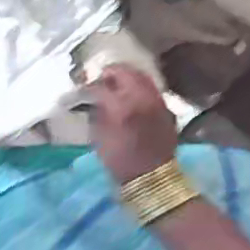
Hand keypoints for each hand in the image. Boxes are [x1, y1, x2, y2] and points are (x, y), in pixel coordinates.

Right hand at [88, 65, 178, 183]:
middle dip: (111, 73)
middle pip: (125, 71)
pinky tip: (132, 97)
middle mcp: (142, 97)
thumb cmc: (120, 161)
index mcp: (121, 106)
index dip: (89, 85)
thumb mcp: (99, 137)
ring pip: (141, 76)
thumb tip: (95, 99)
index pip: (101, 85)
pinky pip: (151, 89)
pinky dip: (139, 88)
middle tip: (101, 80)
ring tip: (117, 86)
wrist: (153, 178)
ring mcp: (157, 100)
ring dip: (127, 78)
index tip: (83, 88)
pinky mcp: (166, 108)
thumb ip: (97, 112)